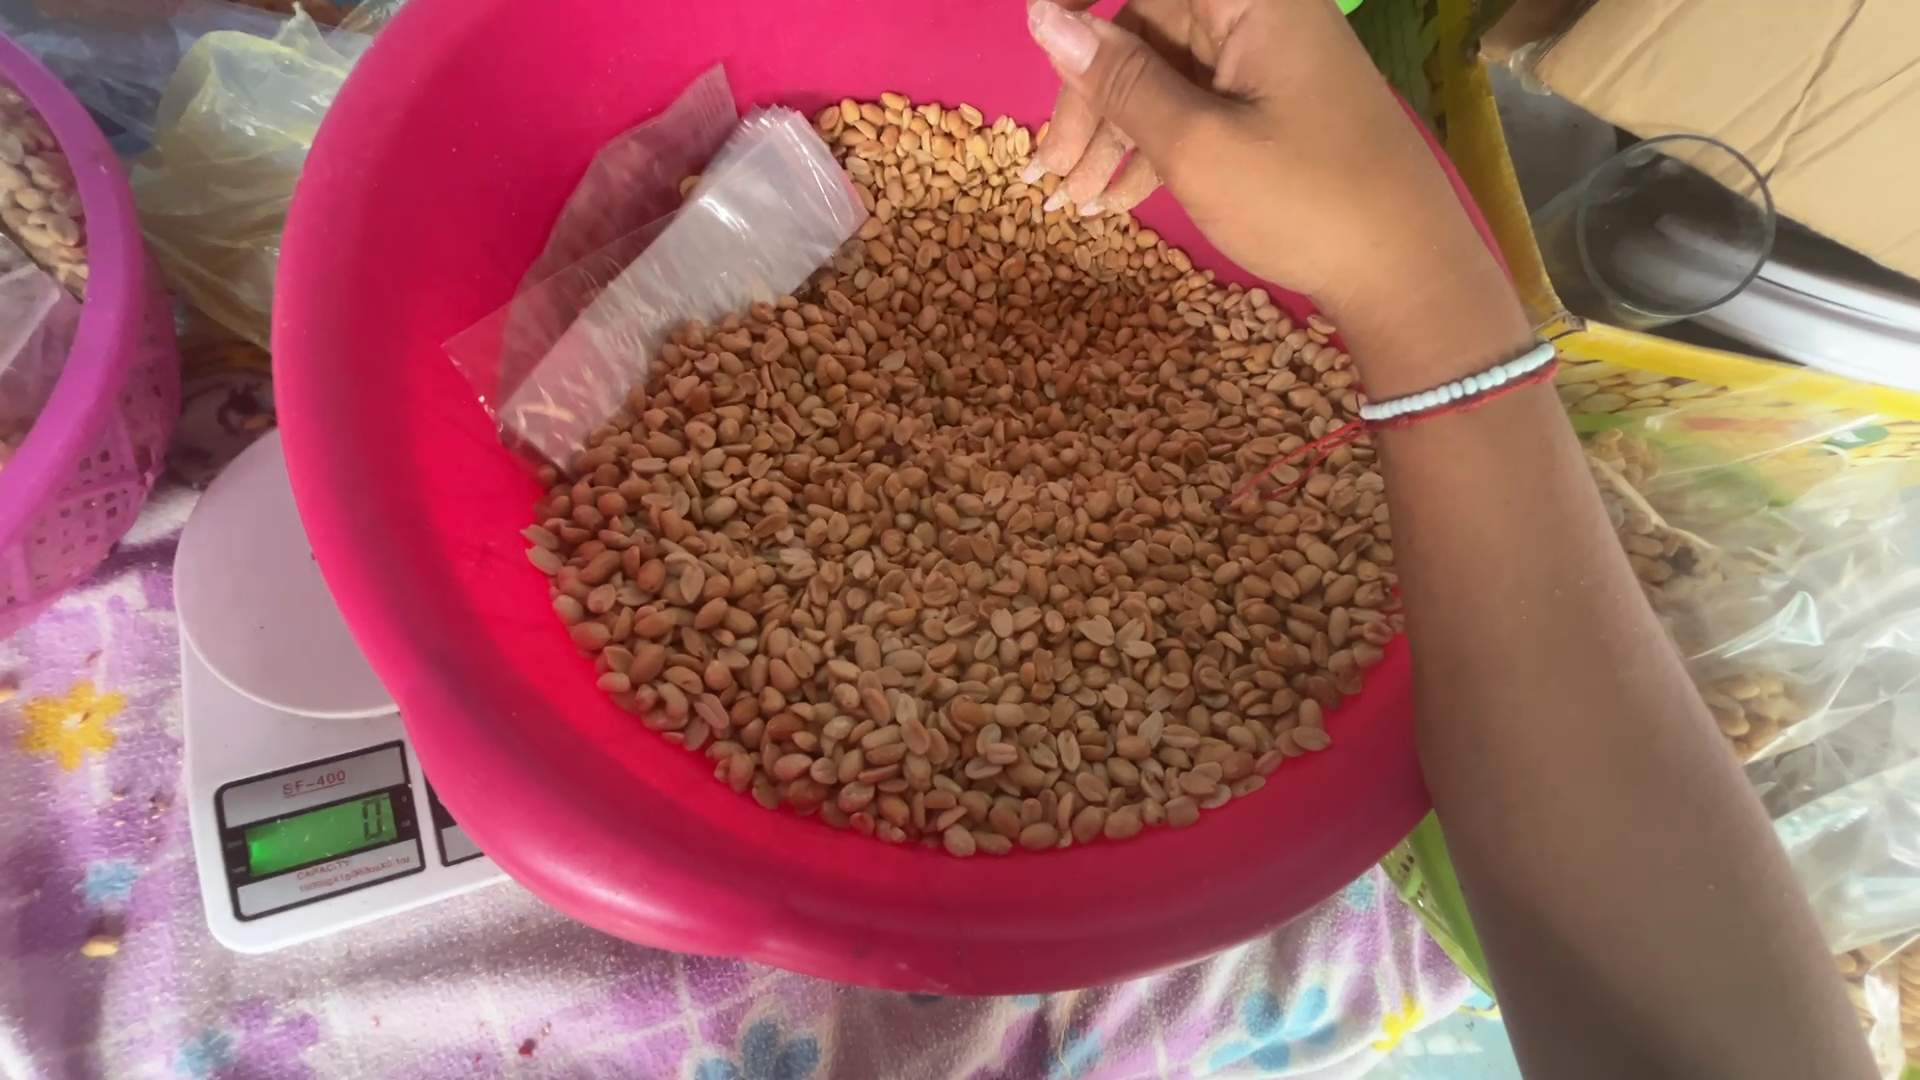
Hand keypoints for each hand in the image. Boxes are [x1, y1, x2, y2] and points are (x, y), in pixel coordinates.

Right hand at [1023, 0, 1523, 365]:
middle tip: (1047, 176)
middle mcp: (1254, 20)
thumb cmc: (1298, 201)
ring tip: (1069, 203)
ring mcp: (1261, 71)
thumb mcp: (1196, 144)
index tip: (1036, 70)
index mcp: (1248, 1)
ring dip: (1111, 142)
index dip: (1081, 24)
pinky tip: (1111, 202)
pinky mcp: (1265, 116)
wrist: (1396, 267)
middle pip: (1145, 40)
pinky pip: (1191, 119)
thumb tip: (1045, 17)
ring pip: (1162, 87)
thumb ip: (1121, 82)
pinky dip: (1150, 156)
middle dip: (1089, 108)